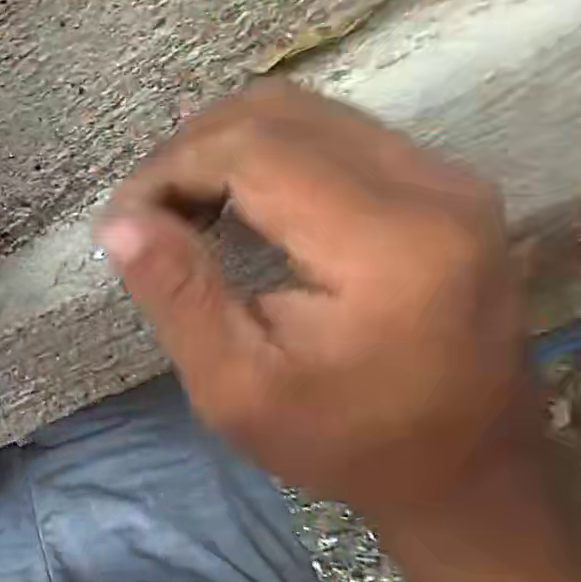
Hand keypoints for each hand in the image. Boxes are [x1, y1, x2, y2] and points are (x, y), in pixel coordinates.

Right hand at [95, 81, 531, 514]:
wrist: (463, 469)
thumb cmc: (341, 442)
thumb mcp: (235, 388)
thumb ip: (178, 296)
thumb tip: (117, 220)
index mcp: (386, 244)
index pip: (252, 150)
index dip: (168, 171)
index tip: (121, 223)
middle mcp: (430, 186)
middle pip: (274, 113)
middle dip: (186, 154)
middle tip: (145, 217)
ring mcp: (443, 176)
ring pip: (300, 111)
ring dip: (217, 148)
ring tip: (179, 210)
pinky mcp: (437, 183)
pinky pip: (326, 131)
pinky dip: (256, 153)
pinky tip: (229, 204)